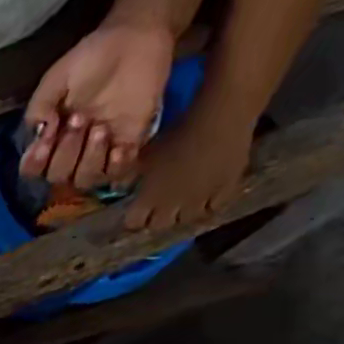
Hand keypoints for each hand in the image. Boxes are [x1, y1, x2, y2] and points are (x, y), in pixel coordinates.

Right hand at [20, 21, 175, 190]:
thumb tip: (40, 134)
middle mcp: (70, 151)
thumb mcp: (55, 79)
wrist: (136, 40)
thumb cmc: (91, 58)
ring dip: (90, 159)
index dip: (35, 164)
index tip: (48, 136)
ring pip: (85, 180)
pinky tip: (120, 148)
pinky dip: (117, 167)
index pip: (32, 169)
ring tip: (101, 127)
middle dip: (66, 151)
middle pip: (58, 177)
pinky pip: (118, 174)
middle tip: (81, 117)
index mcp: (49, 138)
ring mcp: (99, 151)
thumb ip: (39, 108)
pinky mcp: (128, 145)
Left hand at [124, 106, 252, 230]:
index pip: (135, 222)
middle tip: (158, 209)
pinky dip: (209, 205)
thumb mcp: (144, 155)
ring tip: (182, 205)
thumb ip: (129, 175)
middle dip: (156, 220)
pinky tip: (207, 197)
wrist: (220, 118)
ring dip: (182, 214)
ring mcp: (200, 200)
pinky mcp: (226, 191)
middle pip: (160, 225)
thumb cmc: (176, 133)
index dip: (133, 219)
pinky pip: (215, 207)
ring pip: (187, 219)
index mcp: (150, 198)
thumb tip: (118, 188)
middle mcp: (173, 206)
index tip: (135, 213)